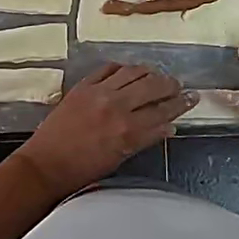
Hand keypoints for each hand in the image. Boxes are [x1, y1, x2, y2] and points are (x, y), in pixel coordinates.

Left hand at [13, 63, 191, 197]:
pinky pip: (109, 68)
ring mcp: (99, 92)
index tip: (193, 97)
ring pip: (134, 72)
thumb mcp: (120, 158)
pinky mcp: (83, 85)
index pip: (164, 112)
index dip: (181, 104)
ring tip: (157, 75)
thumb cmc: (83, 169)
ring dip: (150, 72)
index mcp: (128, 131)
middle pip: (153, 87)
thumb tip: (169, 126)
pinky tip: (129, 71)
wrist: (44, 166)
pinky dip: (123, 68)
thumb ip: (145, 139)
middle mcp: (117, 107)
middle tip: (178, 85)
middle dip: (170, 84)